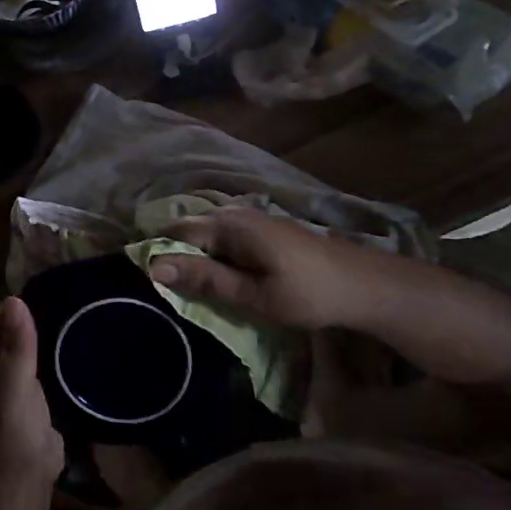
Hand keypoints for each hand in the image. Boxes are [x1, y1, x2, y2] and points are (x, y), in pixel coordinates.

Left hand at [0, 297, 64, 488]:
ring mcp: (17, 383)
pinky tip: (76, 347)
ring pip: (31, 348)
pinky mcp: (36, 398)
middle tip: (68, 292)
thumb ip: (16, 346)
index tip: (48, 279)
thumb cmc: (13, 430)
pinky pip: (45, 367)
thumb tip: (16, 300)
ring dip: (46, 333)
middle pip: (16, 331)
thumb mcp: (14, 384)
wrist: (24, 478)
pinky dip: (55, 355)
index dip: (20, 301)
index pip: (2, 318)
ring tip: (76, 312)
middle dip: (35, 314)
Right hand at [147, 208, 372, 329]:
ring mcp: (250, 220)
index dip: (156, 251)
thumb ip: (205, 279)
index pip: (175, 231)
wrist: (368, 287)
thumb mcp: (254, 294)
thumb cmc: (310, 294)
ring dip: (195, 259)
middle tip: (164, 290)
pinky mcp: (262, 231)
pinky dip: (214, 258)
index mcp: (229, 225)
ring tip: (186, 289)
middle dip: (173, 255)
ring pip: (207, 237)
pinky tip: (217, 280)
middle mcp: (235, 214)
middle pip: (189, 231)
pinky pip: (224, 240)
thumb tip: (155, 266)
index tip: (143, 279)